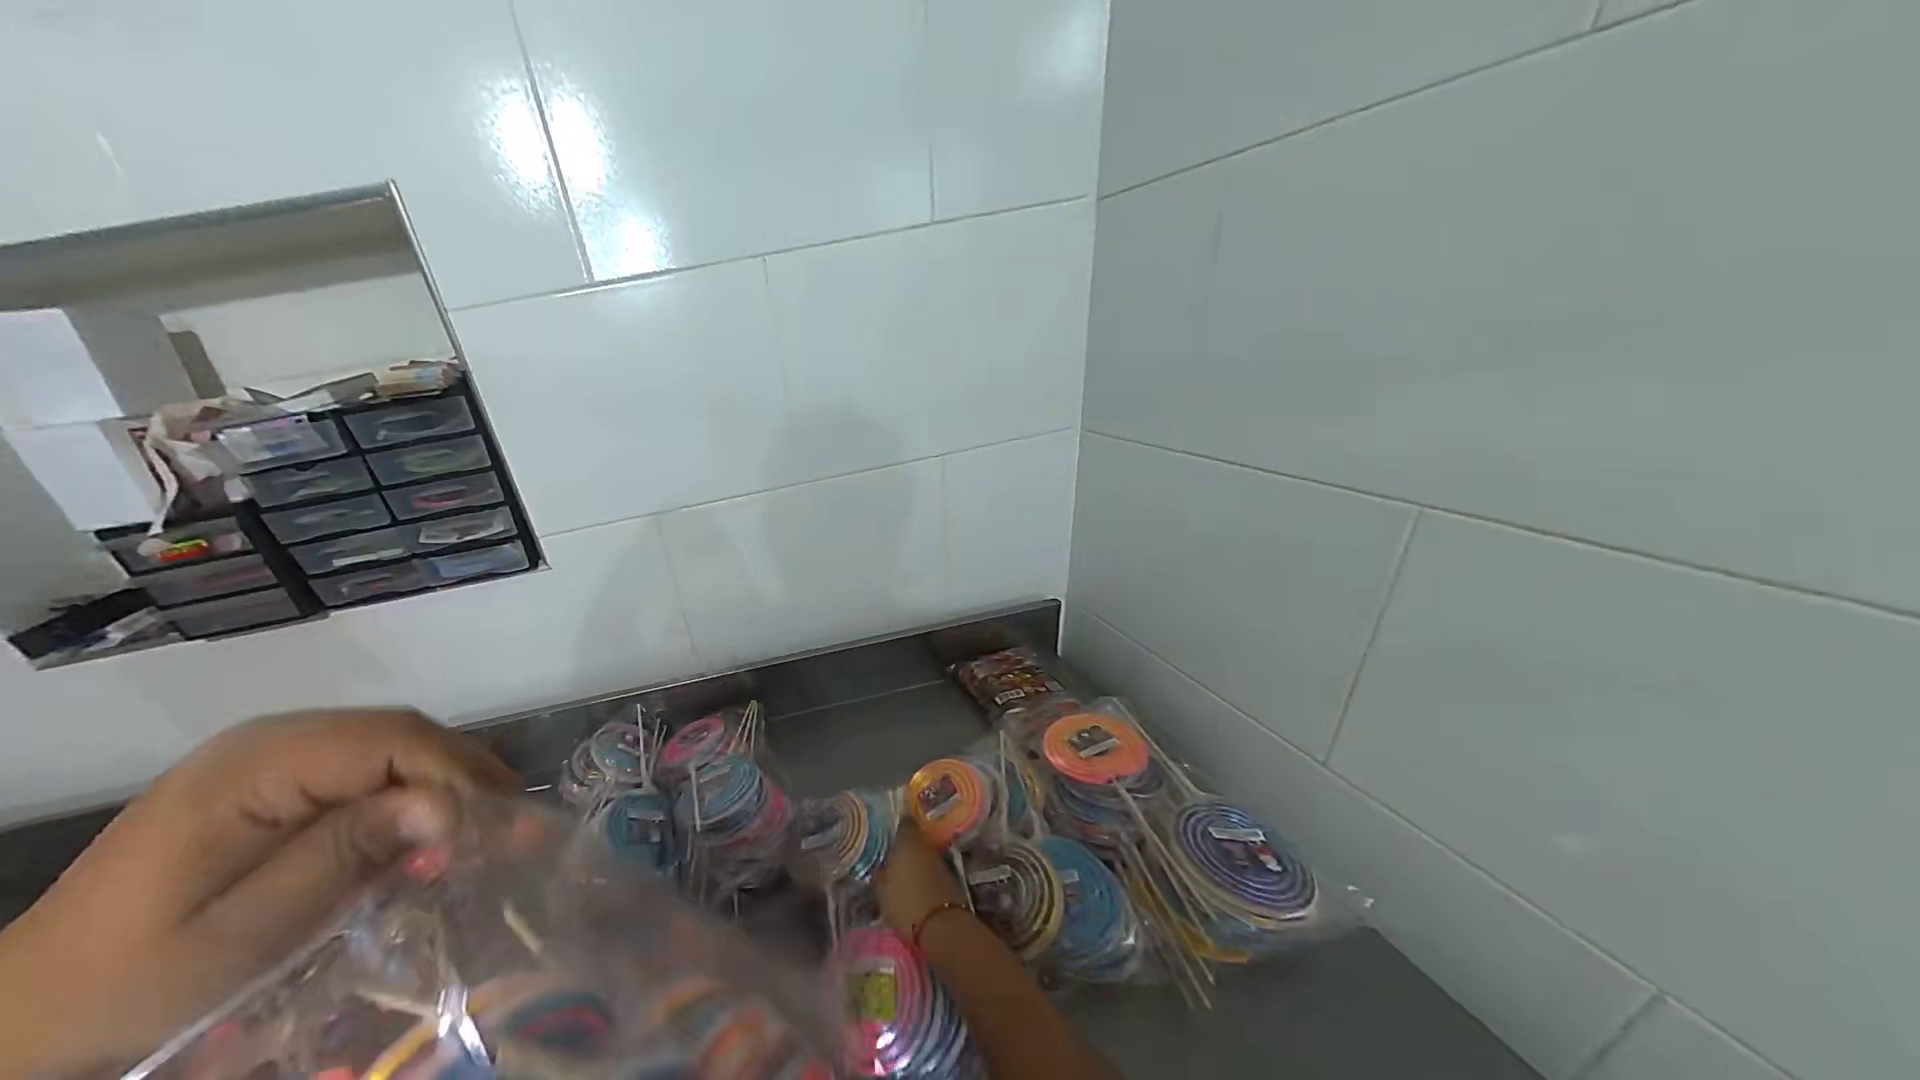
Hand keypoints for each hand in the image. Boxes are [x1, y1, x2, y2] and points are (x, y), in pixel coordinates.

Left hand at [0, 709, 518, 1076]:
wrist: (33, 1000)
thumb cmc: (135, 976)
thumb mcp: (244, 932)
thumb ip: (344, 855)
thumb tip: (445, 806)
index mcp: (252, 767)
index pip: (390, 740)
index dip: (456, 774)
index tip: (500, 827)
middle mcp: (270, 738)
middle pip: (401, 732)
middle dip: (464, 775)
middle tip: (511, 827)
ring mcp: (272, 751)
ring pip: (396, 742)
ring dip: (446, 781)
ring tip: (482, 828)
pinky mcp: (278, 772)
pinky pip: (370, 762)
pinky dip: (412, 789)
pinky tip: (426, 827)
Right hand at [873, 819, 966, 938]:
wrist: (942, 925)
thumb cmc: (905, 903)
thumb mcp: (882, 890)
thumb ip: (880, 874)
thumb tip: (881, 867)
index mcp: (908, 842)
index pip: (904, 823)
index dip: (897, 825)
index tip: (888, 832)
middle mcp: (926, 845)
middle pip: (916, 838)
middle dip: (906, 845)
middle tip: (892, 855)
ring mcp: (940, 860)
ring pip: (924, 853)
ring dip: (916, 860)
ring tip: (903, 872)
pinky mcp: (949, 876)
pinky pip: (932, 868)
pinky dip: (924, 872)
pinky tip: (916, 883)